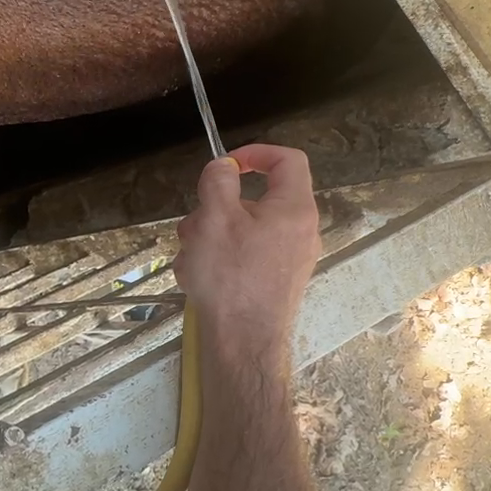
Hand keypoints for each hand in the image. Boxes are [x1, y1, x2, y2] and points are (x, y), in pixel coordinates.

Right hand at [174, 144, 320, 361]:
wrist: (243, 337)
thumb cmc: (230, 275)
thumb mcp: (214, 220)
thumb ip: (217, 184)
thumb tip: (222, 166)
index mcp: (293, 208)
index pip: (287, 160)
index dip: (254, 153)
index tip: (222, 166)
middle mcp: (299, 229)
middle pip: (252, 200)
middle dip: (214, 209)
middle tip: (193, 228)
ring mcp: (288, 256)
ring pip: (240, 229)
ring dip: (208, 237)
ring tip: (191, 260)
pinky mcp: (273, 278)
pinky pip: (242, 255)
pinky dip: (217, 259)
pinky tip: (200, 277)